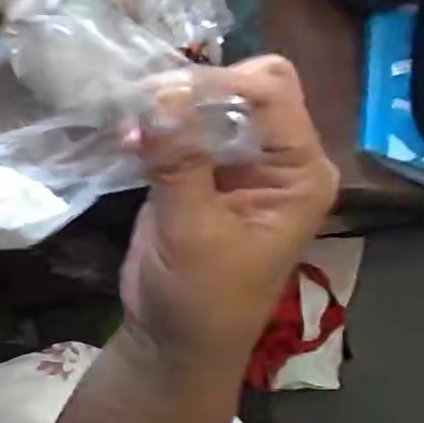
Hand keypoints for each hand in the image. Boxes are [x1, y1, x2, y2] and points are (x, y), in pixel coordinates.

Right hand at [120, 56, 339, 365]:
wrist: (172, 338)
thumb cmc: (202, 296)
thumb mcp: (194, 230)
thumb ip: (180, 163)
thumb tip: (161, 95)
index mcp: (297, 171)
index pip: (270, 96)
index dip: (218, 84)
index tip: (159, 92)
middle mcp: (270, 161)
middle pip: (239, 94)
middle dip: (191, 92)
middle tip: (140, 104)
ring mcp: (228, 170)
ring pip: (203, 112)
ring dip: (166, 111)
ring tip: (128, 126)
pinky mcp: (191, 181)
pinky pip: (176, 139)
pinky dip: (151, 132)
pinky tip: (126, 140)